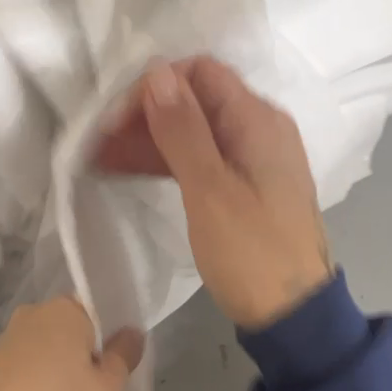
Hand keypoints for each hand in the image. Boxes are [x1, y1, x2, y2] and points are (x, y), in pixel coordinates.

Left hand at [0, 297, 144, 390]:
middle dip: (96, 372)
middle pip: (78, 342)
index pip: (101, 320)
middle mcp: (38, 314)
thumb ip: (124, 356)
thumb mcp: (106, 386)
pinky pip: (37, 373)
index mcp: (67, 310)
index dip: (114, 348)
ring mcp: (14, 338)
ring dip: (77, 387)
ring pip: (58, 360)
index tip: (119, 377)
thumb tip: (133, 333)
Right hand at [95, 57, 333, 330]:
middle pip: (196, 104)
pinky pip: (207, 165)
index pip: (198, 74)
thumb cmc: (252, 256)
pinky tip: (139, 177)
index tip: (113, 123)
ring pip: (198, 137)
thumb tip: (157, 76)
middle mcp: (262, 132)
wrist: (293, 317)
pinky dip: (173, 167)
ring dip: (152, 144)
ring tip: (105, 163)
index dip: (152, 89)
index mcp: (257, 121)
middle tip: (98, 147)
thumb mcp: (210, 192)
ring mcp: (258, 165)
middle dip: (145, 118)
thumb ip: (182, 132)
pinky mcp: (251, 195)